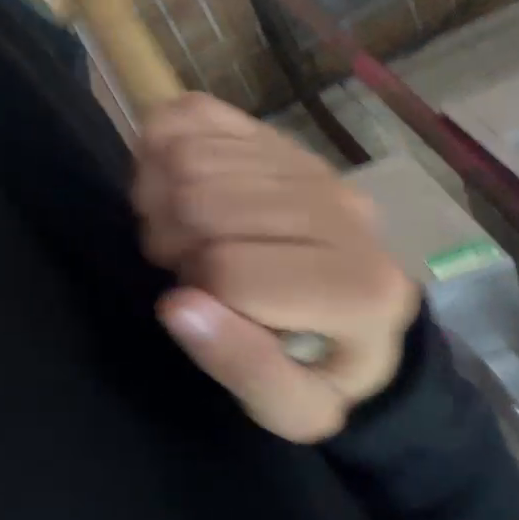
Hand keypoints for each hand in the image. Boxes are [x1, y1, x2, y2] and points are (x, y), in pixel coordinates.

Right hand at [133, 94, 420, 442]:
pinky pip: (189, 114)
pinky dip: (158, 146)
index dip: (196, 295)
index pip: (230, 270)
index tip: (208, 308)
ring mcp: (306, 162)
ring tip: (181, 228)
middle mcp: (342, 211)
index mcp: (360, 288)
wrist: (351, 310)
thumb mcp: (290, 405)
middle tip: (185, 267)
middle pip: (202, 203)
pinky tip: (170, 182)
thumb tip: (178, 307)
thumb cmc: (314, 363)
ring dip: (159, 198)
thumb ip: (242, 367)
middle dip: (171, 241)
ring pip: (189, 157)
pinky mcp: (272, 133)